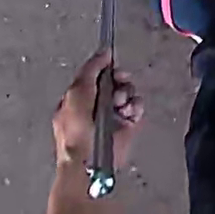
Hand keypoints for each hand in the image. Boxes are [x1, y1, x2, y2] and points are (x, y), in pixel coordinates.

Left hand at [52, 50, 144, 168]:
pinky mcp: (128, 126)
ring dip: (127, 93)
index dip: (105, 68)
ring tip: (120, 104)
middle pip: (115, 81)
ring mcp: (113, 116)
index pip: (96, 75)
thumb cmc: (77, 128)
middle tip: (121, 81)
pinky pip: (138, 107)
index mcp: (79, 99)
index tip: (112, 65)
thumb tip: (105, 51)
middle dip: (120, 79)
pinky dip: (136, 107)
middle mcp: (96, 106)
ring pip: (128, 92)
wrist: (90, 161)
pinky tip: (129, 112)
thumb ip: (91, 68)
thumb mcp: (77, 91)